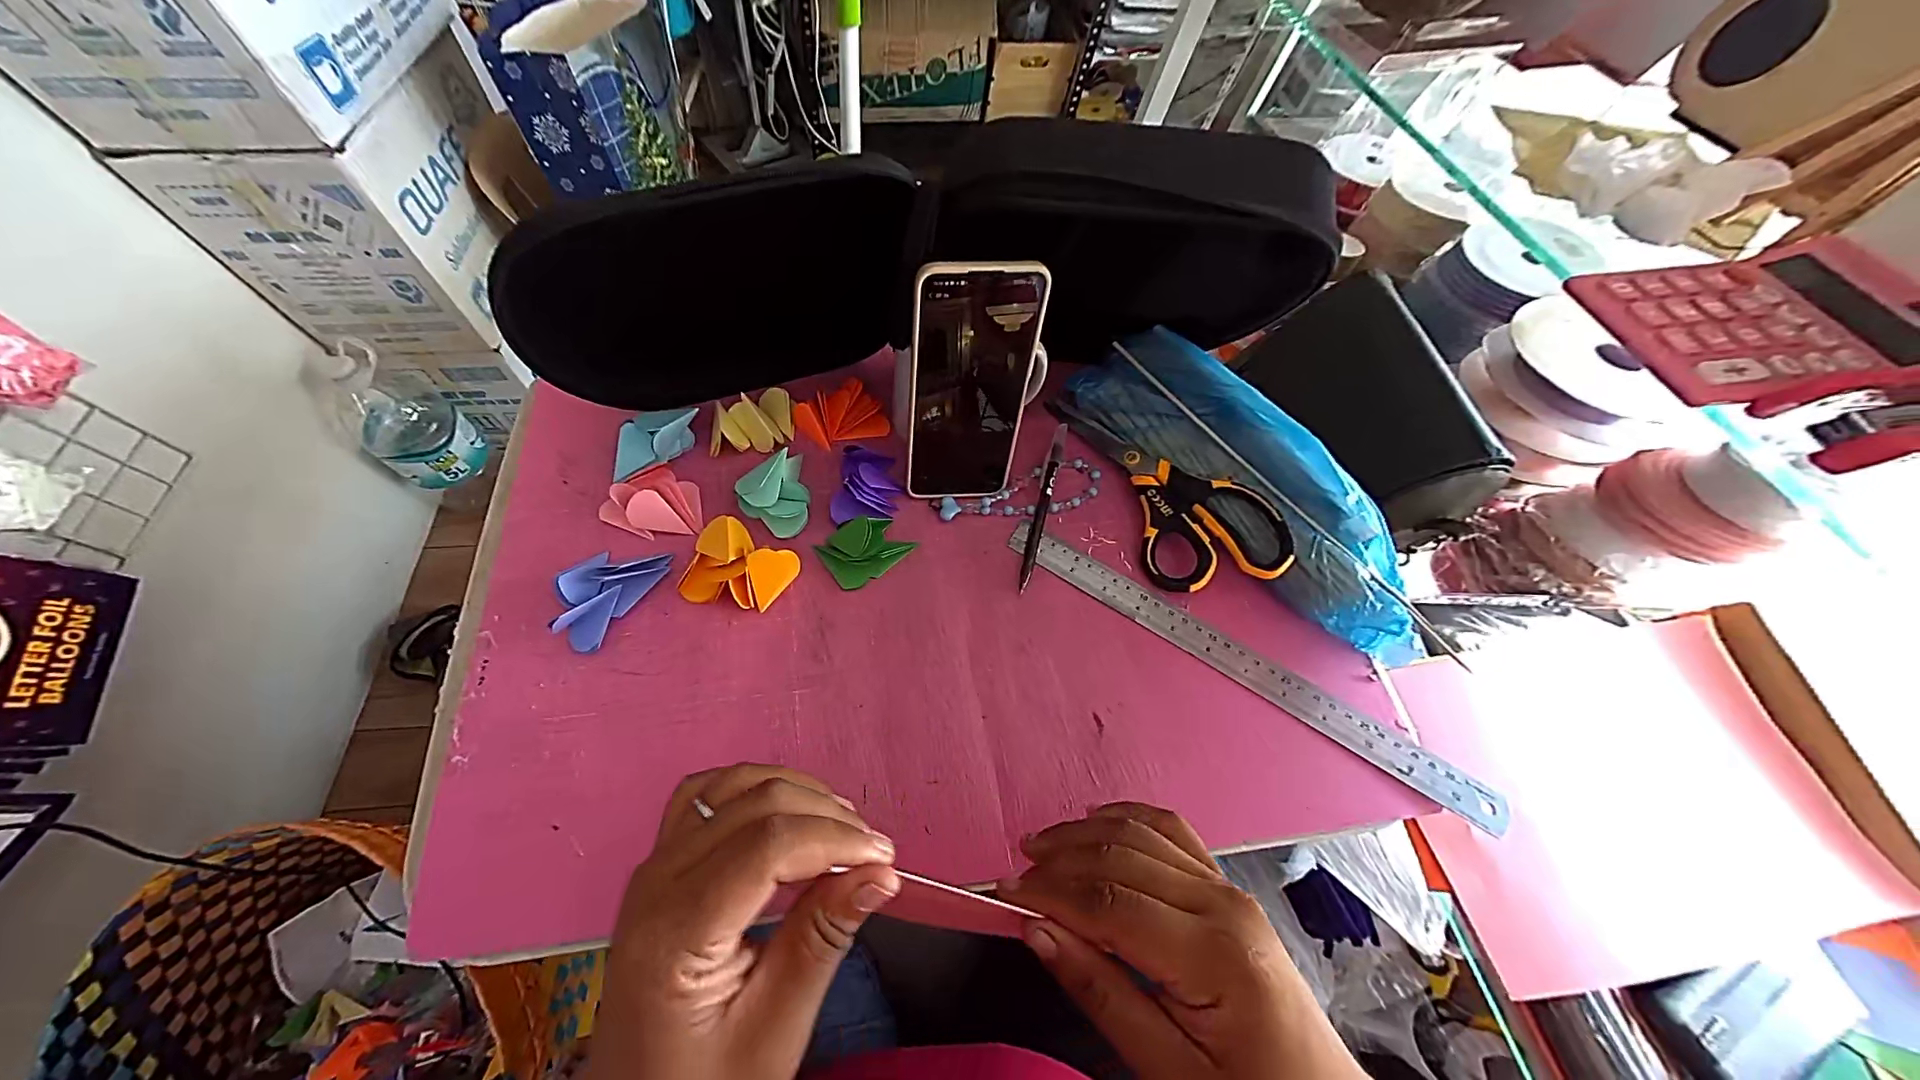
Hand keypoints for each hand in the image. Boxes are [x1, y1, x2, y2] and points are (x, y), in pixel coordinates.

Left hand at [583, 764, 899, 1079]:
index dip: (834, 838)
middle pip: (754, 803)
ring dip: (795, 792)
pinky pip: (707, 794)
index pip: (767, 845)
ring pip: (732, 784)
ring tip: (841, 825)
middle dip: (825, 814)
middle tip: (872, 850)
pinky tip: (787, 807)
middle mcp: (655, 882)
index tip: (883, 856)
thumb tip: (880, 874)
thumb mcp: (773, 1031)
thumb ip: (823, 939)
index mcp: (676, 931)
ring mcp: (653, 865)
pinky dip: (755, 787)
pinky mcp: (660, 862)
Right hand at [1000, 804, 1364, 1079]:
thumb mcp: (1170, 1071)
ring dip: (1085, 833)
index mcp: (1214, 955)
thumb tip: (1040, 933)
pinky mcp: (1227, 888)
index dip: (1051, 893)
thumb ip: (1101, 994)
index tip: (1007, 895)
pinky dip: (1128, 819)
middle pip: (1122, 857)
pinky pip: (1172, 831)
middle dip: (1060, 860)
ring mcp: (1229, 889)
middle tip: (1015, 874)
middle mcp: (1223, 905)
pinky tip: (1098, 821)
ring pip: (1142, 833)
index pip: (1110, 902)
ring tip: (1042, 844)